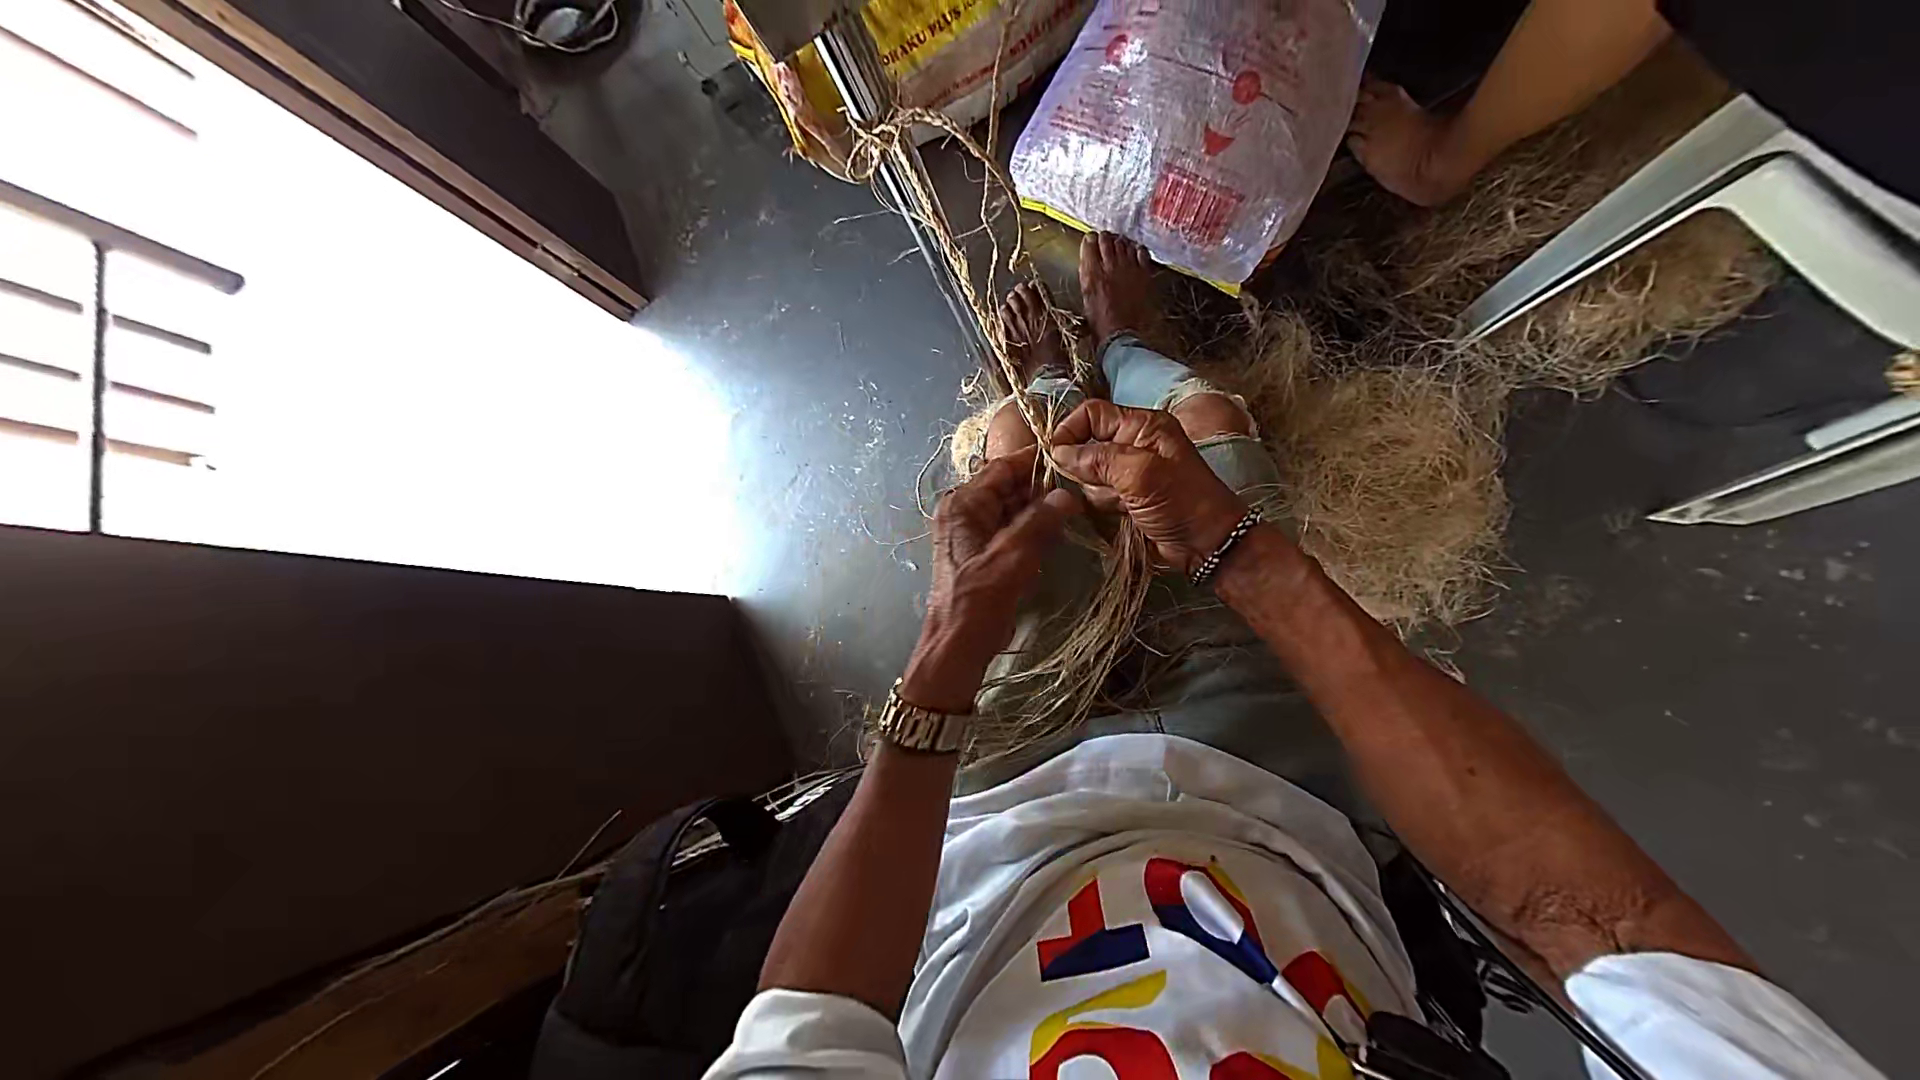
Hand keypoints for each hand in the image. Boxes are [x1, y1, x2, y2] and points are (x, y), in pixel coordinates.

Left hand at [901, 445, 1083, 712]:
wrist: (957, 643)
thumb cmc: (979, 599)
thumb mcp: (1013, 555)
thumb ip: (1040, 521)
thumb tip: (1066, 495)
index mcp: (962, 504)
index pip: (1002, 468)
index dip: (1035, 462)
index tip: (1068, 460)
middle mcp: (963, 511)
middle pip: (1007, 487)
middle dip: (1040, 488)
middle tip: (1077, 489)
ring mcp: (970, 532)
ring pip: (1010, 508)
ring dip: (1038, 510)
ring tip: (1073, 509)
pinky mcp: (981, 552)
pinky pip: (1008, 529)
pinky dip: (1029, 529)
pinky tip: (1054, 533)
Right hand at [1048, 399, 1247, 574]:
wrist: (1206, 543)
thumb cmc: (1182, 502)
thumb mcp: (1140, 473)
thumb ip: (1097, 458)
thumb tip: (1058, 452)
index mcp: (1142, 425)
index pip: (1091, 414)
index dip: (1070, 430)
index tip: (1055, 454)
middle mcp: (1133, 442)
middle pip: (1085, 446)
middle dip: (1089, 470)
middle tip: (1111, 486)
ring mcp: (1128, 471)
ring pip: (1087, 475)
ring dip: (1098, 492)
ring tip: (1124, 503)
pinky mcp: (1124, 495)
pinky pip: (1096, 495)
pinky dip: (1103, 505)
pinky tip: (1123, 513)